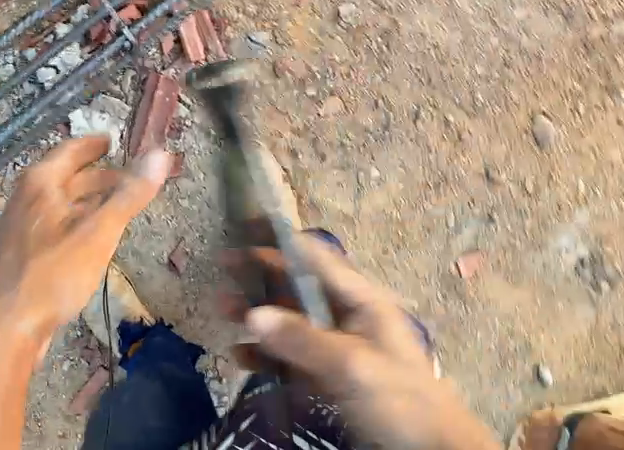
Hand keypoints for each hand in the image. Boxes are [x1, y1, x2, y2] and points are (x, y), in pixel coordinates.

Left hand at [0, 136, 172, 349]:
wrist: (1, 332)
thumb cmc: (51, 275)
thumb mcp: (98, 233)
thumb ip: (130, 195)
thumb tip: (160, 155)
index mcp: (41, 182)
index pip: (72, 150)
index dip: (96, 144)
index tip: (115, 140)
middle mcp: (26, 197)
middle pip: (67, 177)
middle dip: (99, 176)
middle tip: (129, 178)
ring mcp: (20, 228)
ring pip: (61, 204)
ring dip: (90, 202)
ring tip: (118, 208)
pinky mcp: (21, 256)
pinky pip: (55, 227)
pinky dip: (77, 223)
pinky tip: (92, 243)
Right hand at [240, 236, 500, 449]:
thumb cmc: (401, 399)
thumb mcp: (352, 366)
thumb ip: (302, 339)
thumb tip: (252, 314)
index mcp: (360, 298)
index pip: (314, 256)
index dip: (281, 238)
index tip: (245, 223)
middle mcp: (346, 315)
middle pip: (297, 285)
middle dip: (260, 276)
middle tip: (223, 267)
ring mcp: (338, 347)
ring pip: (290, 321)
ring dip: (257, 315)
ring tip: (223, 310)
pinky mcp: (331, 378)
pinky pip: (292, 357)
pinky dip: (266, 354)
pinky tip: (239, 356)